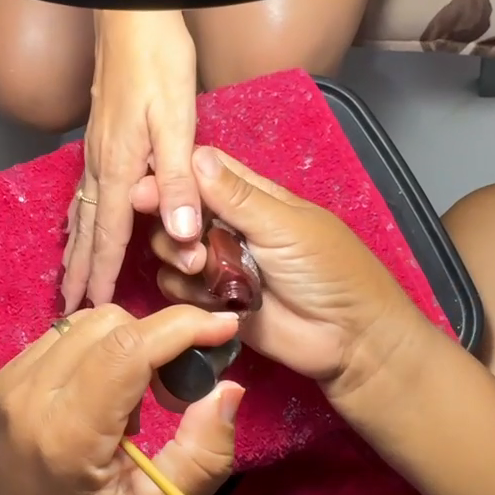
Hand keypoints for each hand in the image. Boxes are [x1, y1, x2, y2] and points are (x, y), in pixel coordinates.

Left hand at [0, 304, 243, 494]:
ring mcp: (9, 380)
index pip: (126, 350)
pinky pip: (62, 335)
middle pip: (110, 324)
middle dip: (159, 341)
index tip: (225, 329)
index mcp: (65, 435)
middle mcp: (29, 395)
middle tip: (175, 393)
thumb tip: (228, 388)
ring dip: (128, 344)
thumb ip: (202, 456)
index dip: (181, 327)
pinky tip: (102, 396)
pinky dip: (97, 350)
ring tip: (136, 403)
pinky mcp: (3, 375)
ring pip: (86, 322)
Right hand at [62, 12, 199, 310]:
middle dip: (77, 269)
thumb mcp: (177, 118)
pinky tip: (78, 223)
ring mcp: (95, 151)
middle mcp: (100, 164)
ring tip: (67, 277)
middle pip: (85, 228)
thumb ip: (179, 176)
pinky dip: (77, 220)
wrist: (132, 16)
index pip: (108, 231)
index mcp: (119, 165)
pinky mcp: (100, 139)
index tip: (92, 307)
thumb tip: (180, 231)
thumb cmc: (159, 62)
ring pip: (80, 211)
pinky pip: (83, 193)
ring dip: (74, 248)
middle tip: (67, 308)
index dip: (102, 271)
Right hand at [150, 148, 431, 399]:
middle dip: (170, 221)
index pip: (199, 172)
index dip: (170, 176)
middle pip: (175, 210)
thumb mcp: (285, 226)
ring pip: (170, 248)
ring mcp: (216, 263)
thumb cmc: (329, 270)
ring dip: (177, 256)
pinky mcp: (210, 300)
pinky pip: (176, 287)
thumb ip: (237, 196)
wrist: (349, 340)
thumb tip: (194, 153)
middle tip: (184, 237)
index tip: (145, 187)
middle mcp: (227, 225)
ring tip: (201, 269)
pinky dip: (184, 291)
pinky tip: (208, 299)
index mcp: (249, 196)